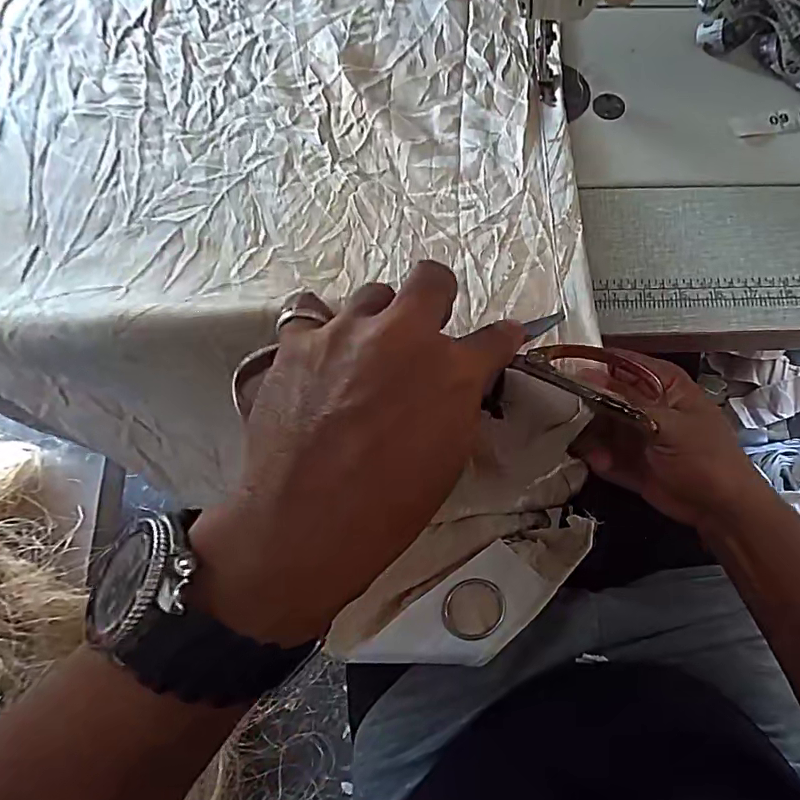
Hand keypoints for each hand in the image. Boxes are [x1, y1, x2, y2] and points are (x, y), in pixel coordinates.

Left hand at [187, 261, 525, 644]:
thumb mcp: (453, 451)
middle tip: (432, 324)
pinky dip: (321, 325)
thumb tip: (462, 382)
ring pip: (372, 292)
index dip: (504, 337)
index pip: (497, 337)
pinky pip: (309, 311)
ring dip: (381, 315)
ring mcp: (346, 332)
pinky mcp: (295, 342)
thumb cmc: (396, 500)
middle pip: (432, 279)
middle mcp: (404, 336)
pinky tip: (321, 349)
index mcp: (454, 370)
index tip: (503, 338)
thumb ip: (461, 402)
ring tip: (370, 346)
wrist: (310, 520)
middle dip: (440, 296)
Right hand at [569, 350, 774, 533]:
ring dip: (589, 435)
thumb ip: (626, 400)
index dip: (594, 363)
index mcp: (665, 384)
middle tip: (564, 410)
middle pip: (606, 394)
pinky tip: (598, 462)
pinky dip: (598, 459)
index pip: (623, 362)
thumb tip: (589, 375)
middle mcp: (649, 405)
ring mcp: (639, 435)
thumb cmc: (706, 459)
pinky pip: (604, 455)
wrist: (721, 508)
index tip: (563, 367)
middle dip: (586, 402)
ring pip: (601, 426)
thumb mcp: (666, 424)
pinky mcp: (632, 463)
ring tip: (583, 442)